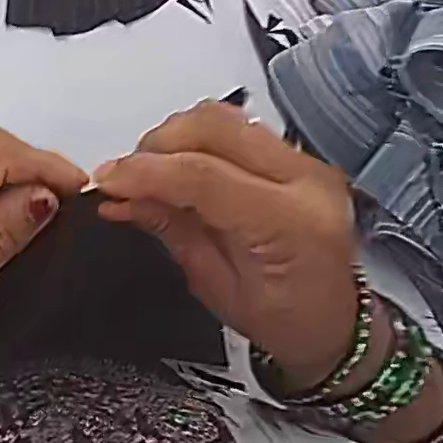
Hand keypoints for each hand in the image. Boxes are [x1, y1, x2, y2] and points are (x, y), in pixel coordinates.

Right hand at [95, 101, 360, 390]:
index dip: (145, 172)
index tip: (105, 180)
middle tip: (125, 178)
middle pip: (213, 127)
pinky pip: (234, 128)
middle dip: (155, 145)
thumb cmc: (283, 321)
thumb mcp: (214, 286)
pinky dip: (194, 139)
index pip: (204, 176)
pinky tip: (176, 167)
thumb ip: (169, 230)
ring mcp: (304, 161)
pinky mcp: (294, 155)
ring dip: (173, 137)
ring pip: (222, 117)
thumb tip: (120, 197)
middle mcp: (304, 180)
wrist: (337, 325)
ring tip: (150, 173)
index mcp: (290, 224)